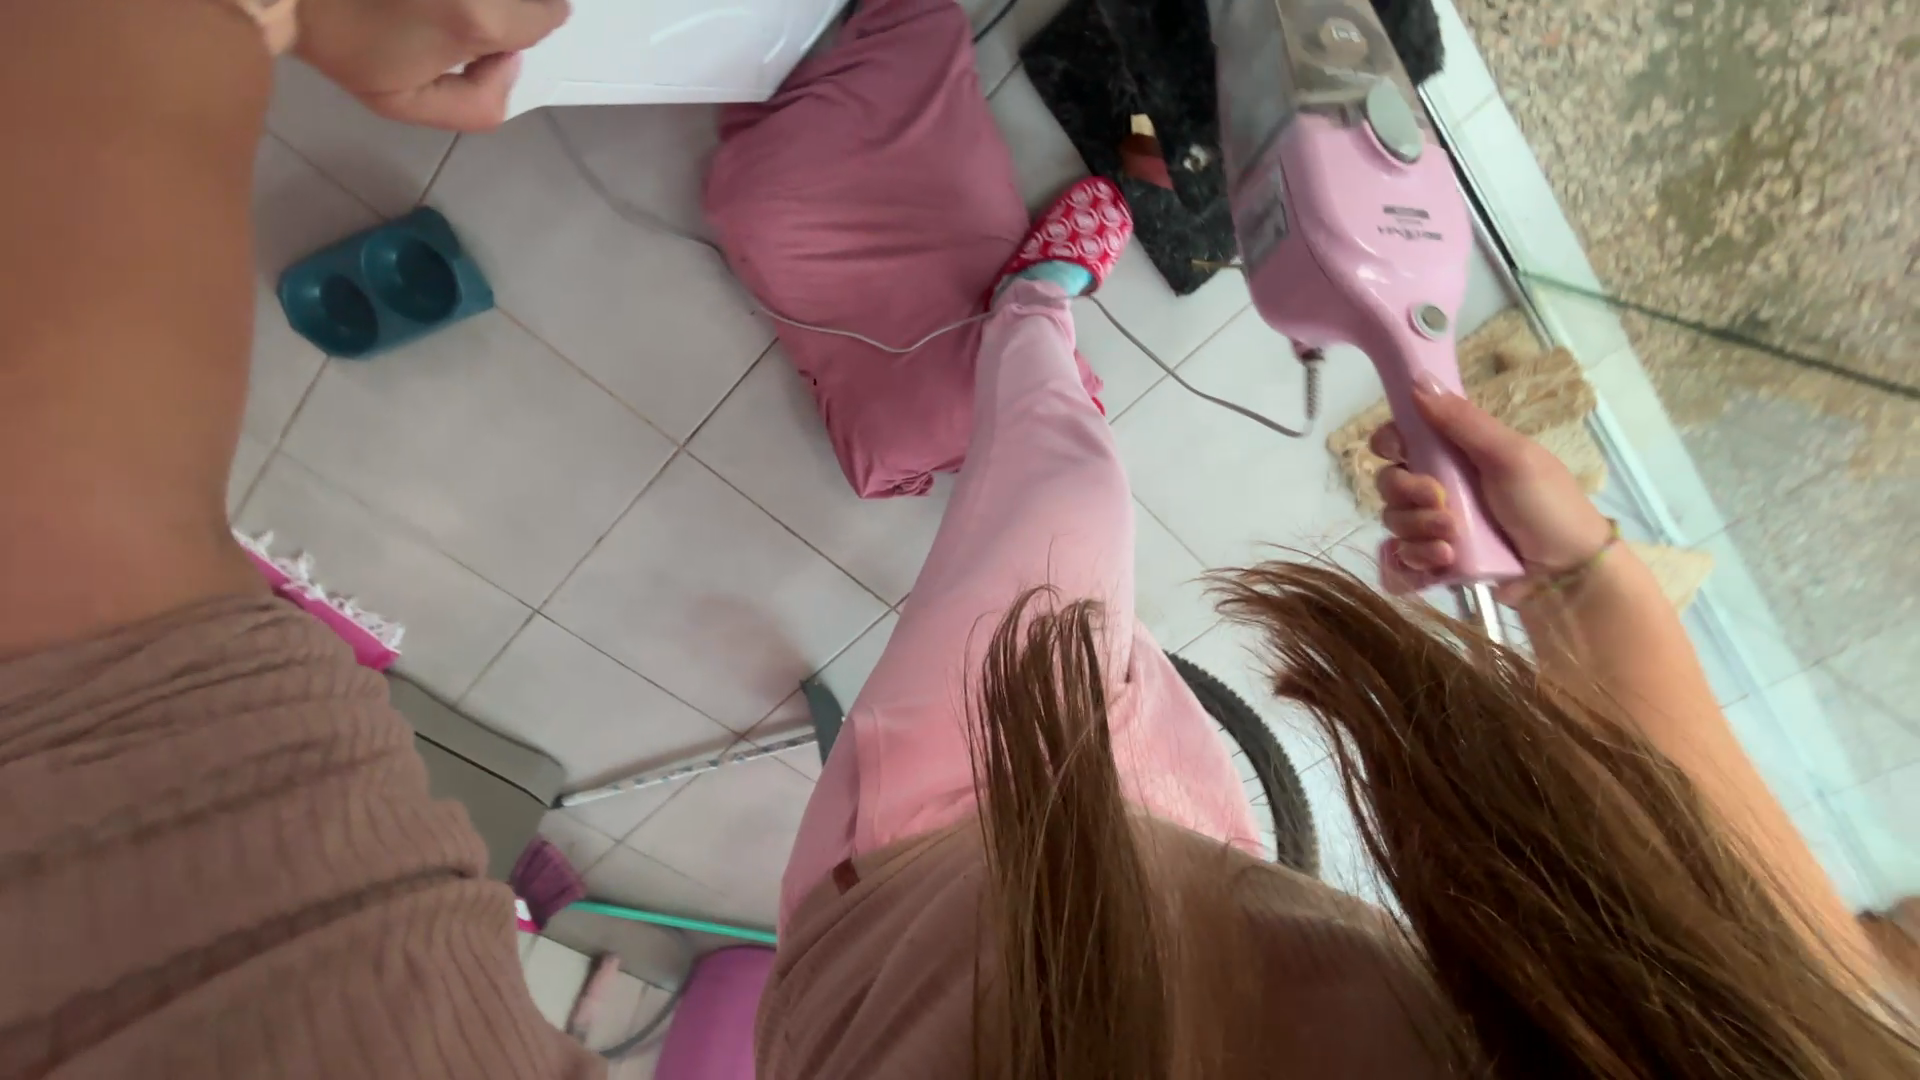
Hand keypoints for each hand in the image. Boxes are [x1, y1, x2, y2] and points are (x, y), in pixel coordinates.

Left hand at [294, 0, 570, 131]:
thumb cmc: (334, 38)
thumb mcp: (404, 103)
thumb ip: (480, 105)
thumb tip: (508, 62)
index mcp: (478, 17)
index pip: (549, 14)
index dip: (528, 26)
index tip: (493, 34)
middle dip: (505, 6)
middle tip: (450, 15)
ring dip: (472, 1)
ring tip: (429, 10)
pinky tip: (413, 4)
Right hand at [1371, 382, 1612, 599]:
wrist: (1566, 575)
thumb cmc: (1546, 507)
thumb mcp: (1510, 456)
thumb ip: (1462, 421)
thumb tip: (1419, 380)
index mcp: (1453, 456)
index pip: (1398, 441)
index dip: (1389, 445)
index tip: (1402, 453)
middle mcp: (1436, 488)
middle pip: (1388, 483)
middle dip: (1409, 496)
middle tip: (1442, 504)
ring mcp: (1431, 525)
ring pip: (1393, 521)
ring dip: (1419, 530)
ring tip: (1453, 542)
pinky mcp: (1430, 559)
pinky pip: (1399, 556)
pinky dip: (1416, 559)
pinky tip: (1445, 561)